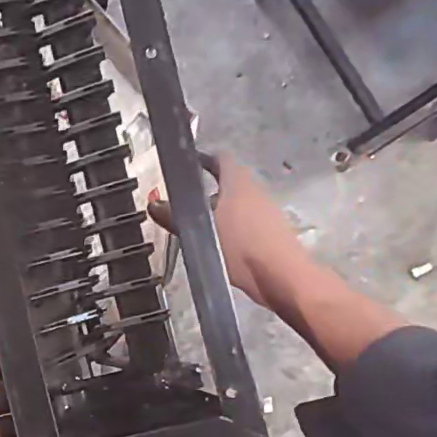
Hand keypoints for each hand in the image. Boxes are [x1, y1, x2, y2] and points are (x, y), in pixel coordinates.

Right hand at [147, 151, 309, 309]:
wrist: (282, 277)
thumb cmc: (241, 249)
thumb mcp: (200, 235)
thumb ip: (175, 218)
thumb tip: (153, 204)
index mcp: (239, 184)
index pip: (221, 159)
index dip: (203, 159)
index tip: (186, 167)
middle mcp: (256, 192)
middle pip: (229, 183)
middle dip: (207, 191)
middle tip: (185, 206)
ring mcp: (267, 211)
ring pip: (238, 204)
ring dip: (220, 212)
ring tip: (199, 230)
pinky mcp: (272, 232)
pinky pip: (246, 222)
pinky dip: (231, 227)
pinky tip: (220, 246)